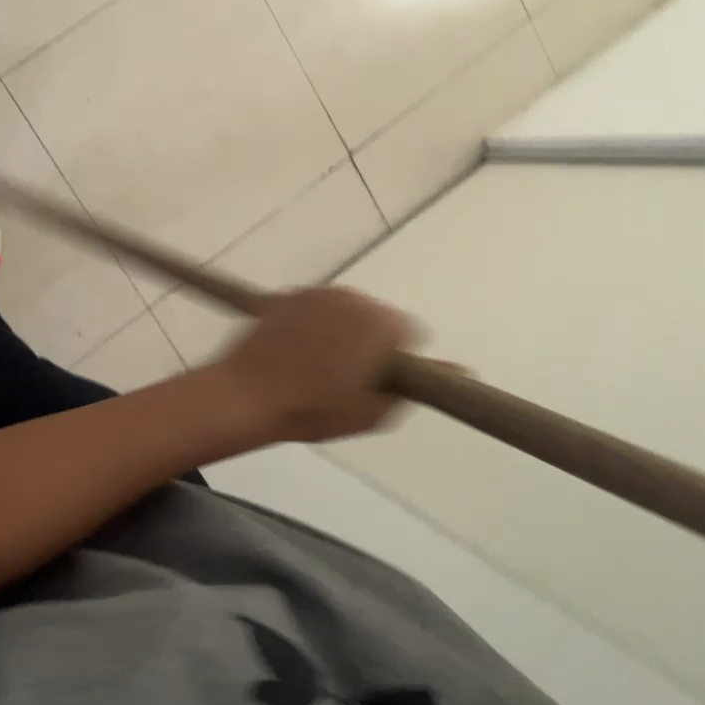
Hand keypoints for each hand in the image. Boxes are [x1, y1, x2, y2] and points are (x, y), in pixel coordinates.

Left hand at [210, 287, 417, 443]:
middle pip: (377, 317)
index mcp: (380, 322)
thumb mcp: (373, 412)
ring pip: (345, 311)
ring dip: (340, 331)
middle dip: (368, 341)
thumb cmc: (312, 410)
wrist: (244, 395)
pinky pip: (315, 308)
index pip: (410, 333)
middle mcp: (351, 297)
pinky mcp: (285, 295)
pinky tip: (295, 351)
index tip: (375, 382)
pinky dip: (313, 324)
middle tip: (344, 377)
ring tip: (316, 366)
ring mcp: (315, 292)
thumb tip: (460, 371)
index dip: (398, 360)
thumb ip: (414, 388)